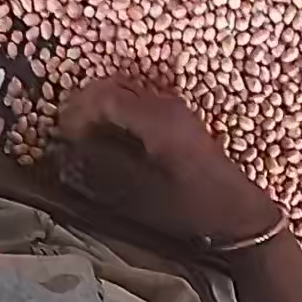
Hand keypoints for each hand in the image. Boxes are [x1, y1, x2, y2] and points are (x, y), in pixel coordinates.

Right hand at [51, 77, 279, 243]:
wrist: (238, 213)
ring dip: (100, 109)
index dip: (78, 113)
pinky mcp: (178, 121)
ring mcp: (175, 111)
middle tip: (66, 132)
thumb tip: (73, 150)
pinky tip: (108, 137)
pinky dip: (117, 114)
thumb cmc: (191, 208)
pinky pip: (138, 104)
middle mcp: (166, 106)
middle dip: (84, 106)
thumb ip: (105, 167)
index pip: (105, 98)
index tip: (63, 135)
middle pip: (113, 88)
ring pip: (125, 93)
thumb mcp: (143, 194)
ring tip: (82, 135)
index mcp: (157, 119)